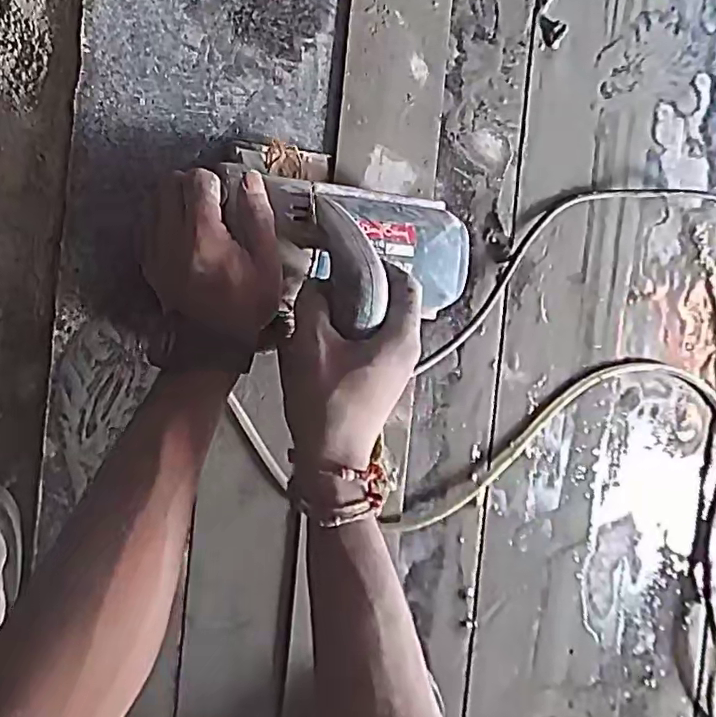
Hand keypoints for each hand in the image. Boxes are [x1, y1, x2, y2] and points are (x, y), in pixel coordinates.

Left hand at [143, 168, 281, 342]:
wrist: (209, 345)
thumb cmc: (244, 306)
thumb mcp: (267, 264)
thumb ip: (258, 217)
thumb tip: (249, 180)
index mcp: (203, 235)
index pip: (198, 180)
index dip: (217, 181)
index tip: (228, 198)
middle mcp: (171, 238)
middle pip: (170, 183)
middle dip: (192, 184)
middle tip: (211, 202)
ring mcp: (154, 250)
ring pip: (154, 199)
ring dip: (174, 199)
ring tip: (196, 216)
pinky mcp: (146, 261)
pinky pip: (146, 223)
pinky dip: (162, 219)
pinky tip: (181, 233)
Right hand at [280, 263, 421, 470]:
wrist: (329, 459)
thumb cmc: (324, 401)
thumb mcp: (309, 343)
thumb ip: (312, 301)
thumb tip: (316, 283)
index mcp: (401, 337)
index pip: (404, 281)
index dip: (375, 261)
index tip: (344, 257)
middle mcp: (406, 350)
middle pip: (389, 301)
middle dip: (356, 286)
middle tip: (323, 282)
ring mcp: (395, 368)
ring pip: (376, 322)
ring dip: (348, 310)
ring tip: (317, 308)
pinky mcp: (378, 380)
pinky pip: (368, 342)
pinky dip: (347, 331)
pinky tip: (319, 337)